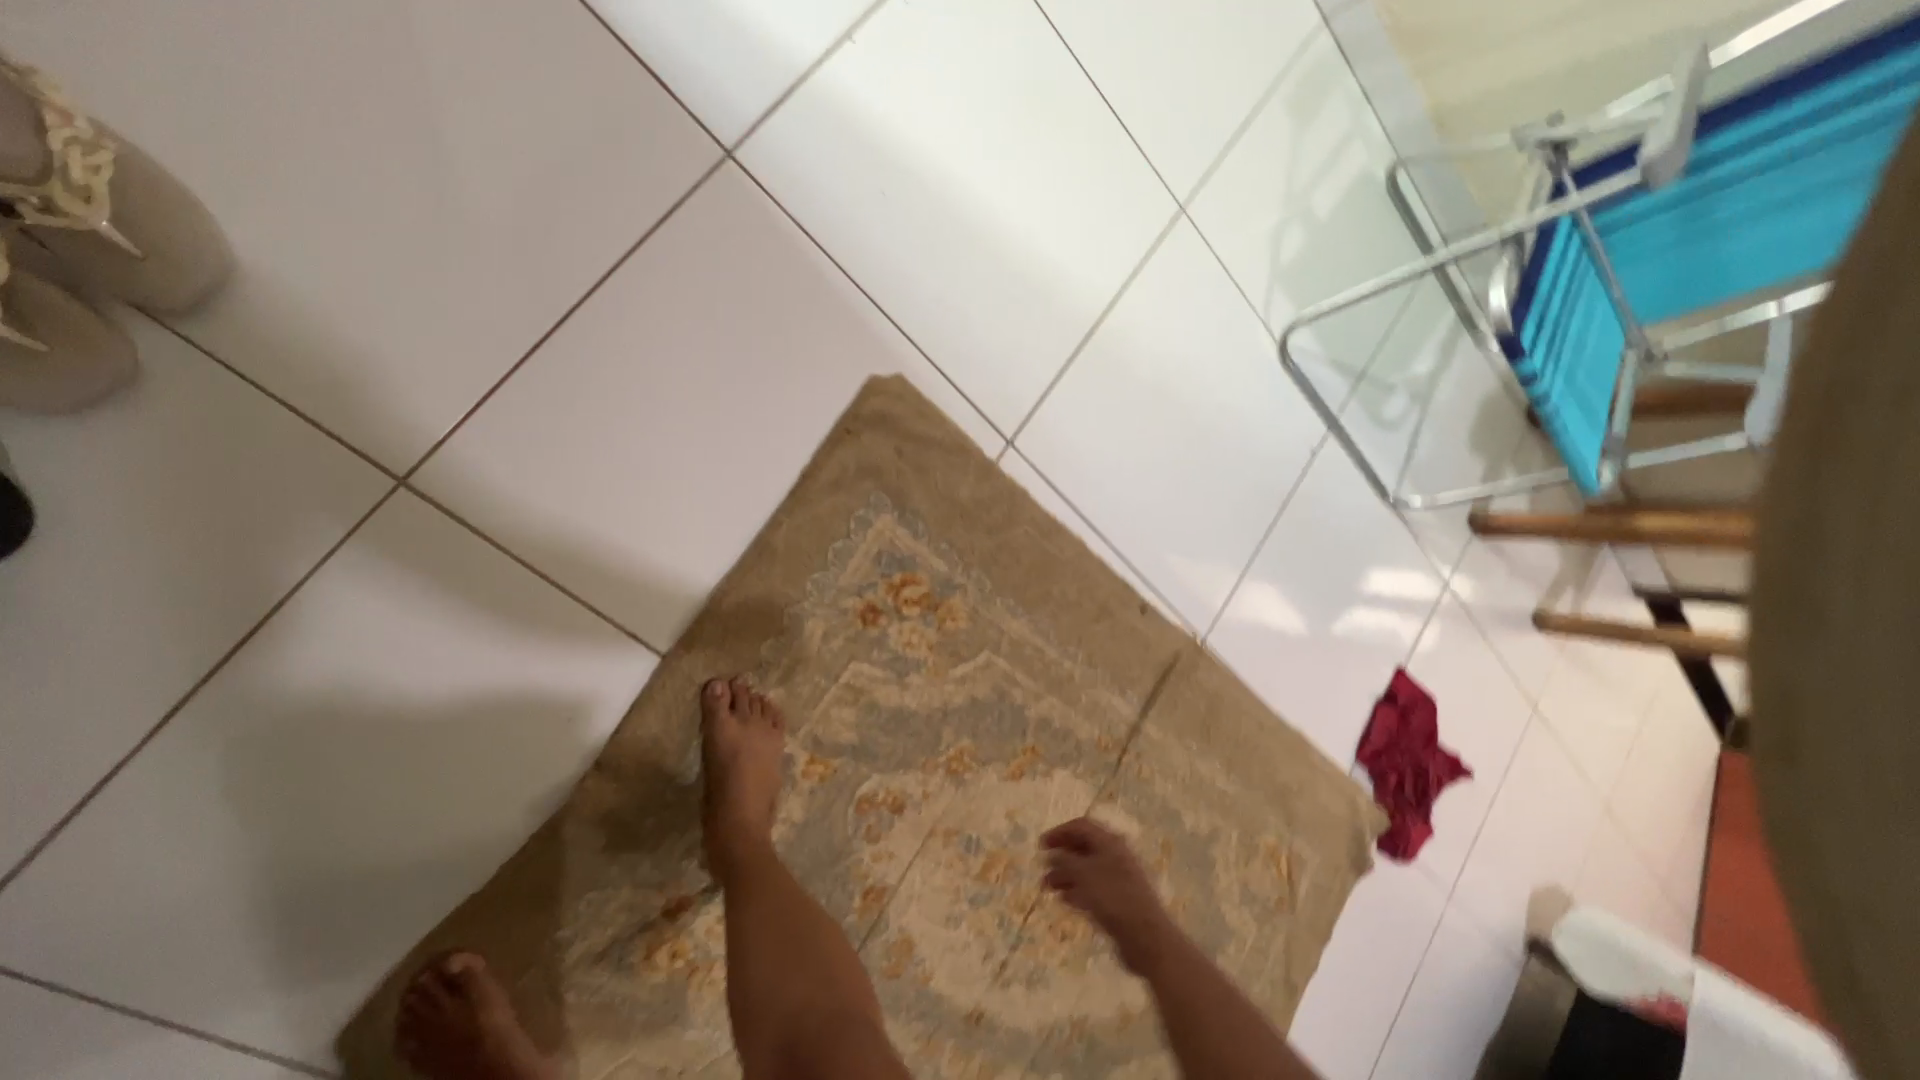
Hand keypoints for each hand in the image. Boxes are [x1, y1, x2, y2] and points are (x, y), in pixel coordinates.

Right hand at [1040, 816, 1175, 973]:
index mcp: (1110, 842)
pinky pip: (1094, 889)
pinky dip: (1077, 891)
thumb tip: (1053, 855)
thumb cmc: (1113, 898)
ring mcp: (1118, 879)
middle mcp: (1115, 856)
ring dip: (1066, 875)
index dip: (1060, 832)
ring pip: (1087, 870)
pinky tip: (1065, 900)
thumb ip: (1064, 861)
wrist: (1146, 937)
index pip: (1081, 827)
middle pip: (1084, 848)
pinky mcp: (1119, 901)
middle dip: (1061, 855)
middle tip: (1042, 867)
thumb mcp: (1084, 874)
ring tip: (1047, 887)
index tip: (1041, 845)